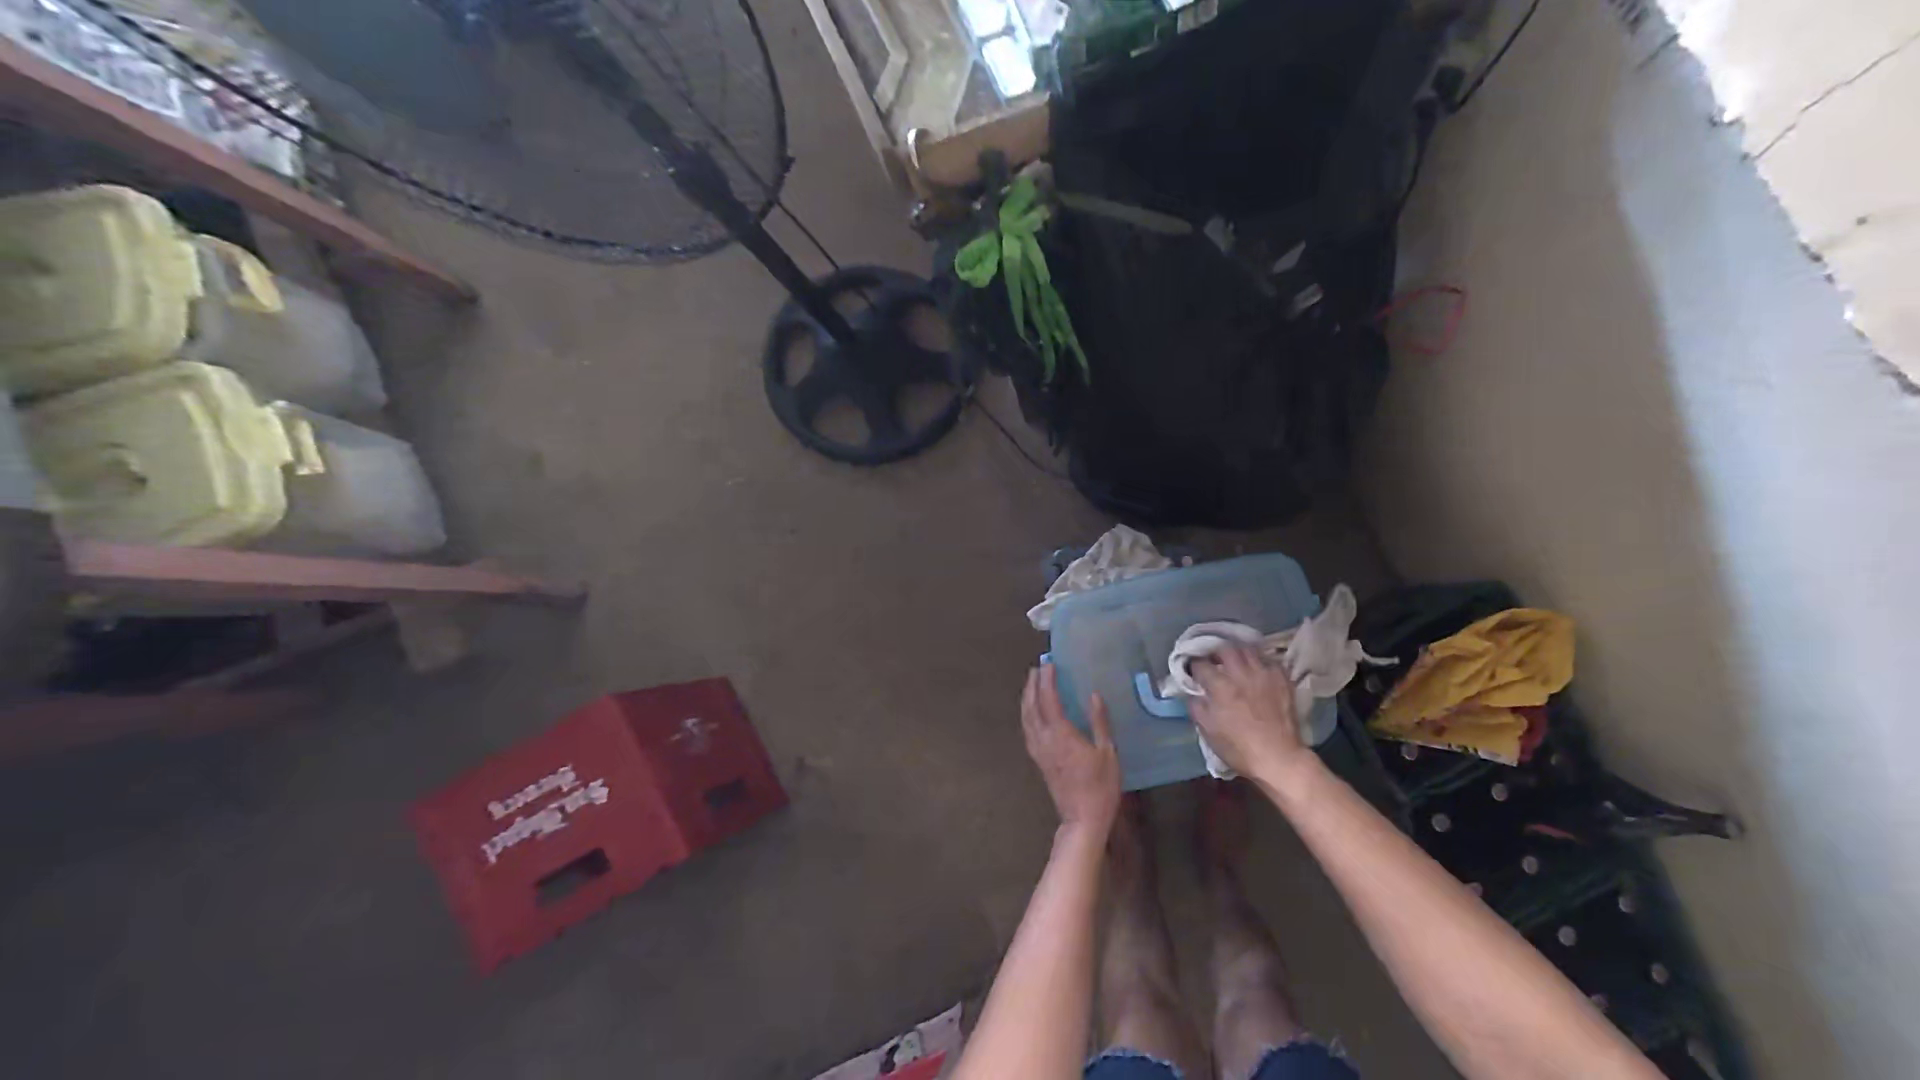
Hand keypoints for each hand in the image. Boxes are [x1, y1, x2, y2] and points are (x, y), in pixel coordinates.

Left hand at [1021, 665, 1120, 834]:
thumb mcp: (1108, 752)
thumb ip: (1099, 722)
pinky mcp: (1038, 760)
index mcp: (1061, 734)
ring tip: (1030, 684)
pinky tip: (1030, 713)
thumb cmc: (1100, 786)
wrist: (1082, 818)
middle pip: (1032, 706)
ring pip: (1026, 718)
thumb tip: (1094, 695)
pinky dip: (1026, 715)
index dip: (1048, 680)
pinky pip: (1027, 730)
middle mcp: (1044, 739)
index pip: (1049, 699)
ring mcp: (1038, 750)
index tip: (1049, 664)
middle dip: (1032, 685)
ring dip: (1026, 698)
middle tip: (1036, 669)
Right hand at [1189, 646, 1309, 779]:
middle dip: (1215, 652)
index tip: (1193, 670)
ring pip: (1248, 649)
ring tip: (1235, 661)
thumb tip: (1193, 692)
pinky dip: (1260, 662)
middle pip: (1224, 648)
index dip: (1194, 665)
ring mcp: (1264, 675)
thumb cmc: (1238, 748)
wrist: (1279, 758)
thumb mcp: (1207, 731)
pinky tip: (1257, 670)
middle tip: (1213, 660)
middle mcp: (1241, 674)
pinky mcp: (1282, 680)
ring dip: (1238, 653)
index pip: (1200, 664)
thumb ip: (1196, 706)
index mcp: (1220, 687)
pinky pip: (1269, 660)